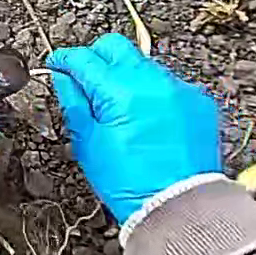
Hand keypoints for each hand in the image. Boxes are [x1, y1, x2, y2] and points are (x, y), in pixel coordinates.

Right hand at [48, 34, 220, 222]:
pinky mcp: (197, 100)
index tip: (58, 64)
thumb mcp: (89, 145)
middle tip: (87, 80)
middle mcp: (153, 81)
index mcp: (121, 92)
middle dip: (96, 57)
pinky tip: (147, 118)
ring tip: (120, 109)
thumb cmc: (133, 185)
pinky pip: (167, 82)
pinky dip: (153, 92)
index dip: (65, 60)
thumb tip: (63, 78)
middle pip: (115, 46)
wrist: (180, 208)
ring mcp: (178, 88)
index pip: (84, 58)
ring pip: (142, 62)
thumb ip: (74, 103)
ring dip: (126, 76)